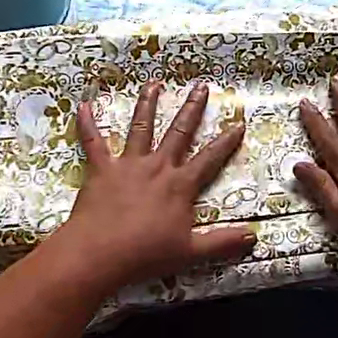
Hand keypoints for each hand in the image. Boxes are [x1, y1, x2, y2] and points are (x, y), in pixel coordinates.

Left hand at [50, 80, 252, 294]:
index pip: (209, 159)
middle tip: (201, 86)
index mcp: (180, 185)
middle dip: (192, 108)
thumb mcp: (191, 252)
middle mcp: (157, 167)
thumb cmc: (146, 253)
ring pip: (141, 128)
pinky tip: (83, 106)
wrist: (100, 253)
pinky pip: (93, 142)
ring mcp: (128, 164)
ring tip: (154, 84)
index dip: (226, 142)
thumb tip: (253, 237)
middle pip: (179, 132)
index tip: (238, 124)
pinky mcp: (101, 169)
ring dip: (148, 104)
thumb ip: (222, 242)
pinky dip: (87, 124)